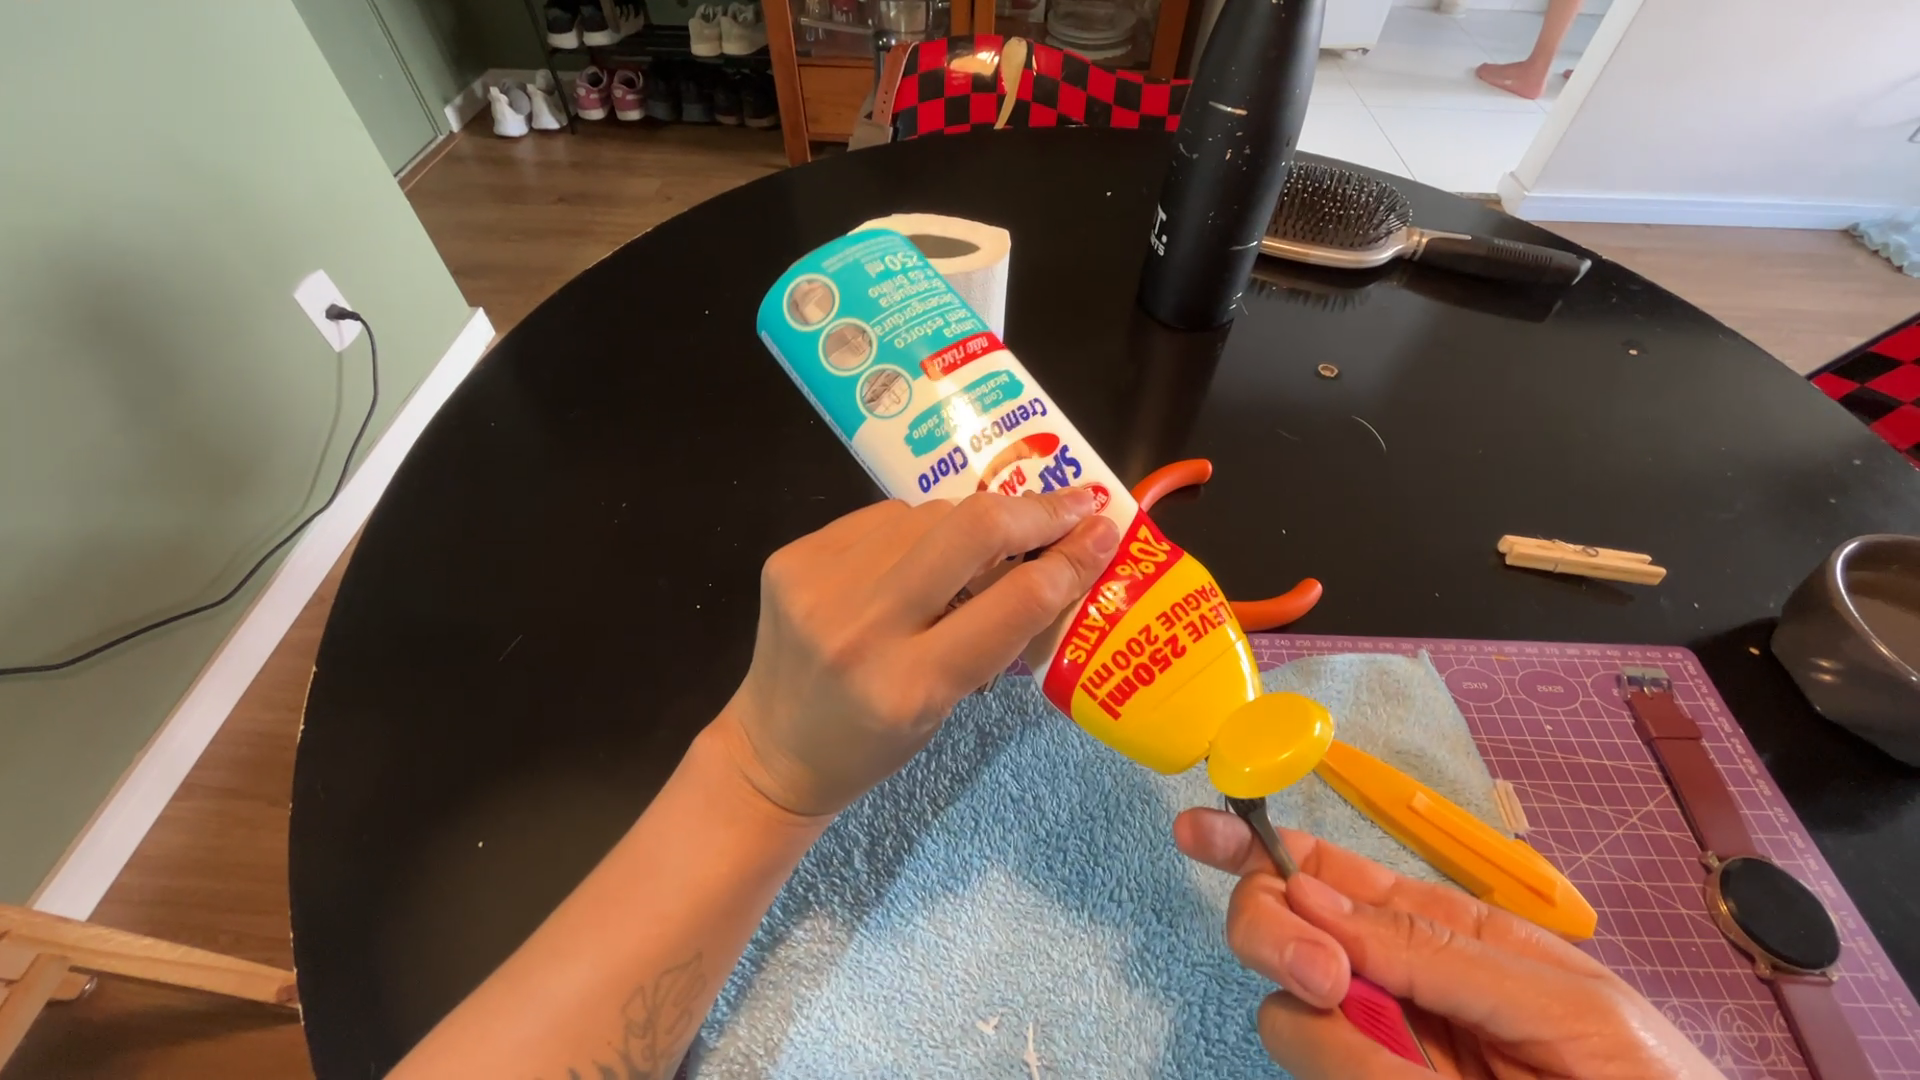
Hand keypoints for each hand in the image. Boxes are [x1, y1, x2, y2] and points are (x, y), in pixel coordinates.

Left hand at [712, 490, 1119, 817]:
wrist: (772, 747)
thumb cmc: (873, 743)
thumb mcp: (947, 706)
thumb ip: (997, 632)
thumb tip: (1056, 555)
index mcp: (910, 687)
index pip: (1012, 605)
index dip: (1070, 561)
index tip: (1104, 531)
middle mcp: (861, 628)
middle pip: (971, 531)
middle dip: (1035, 509)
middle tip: (1075, 502)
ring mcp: (818, 584)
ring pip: (928, 513)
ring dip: (973, 520)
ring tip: (988, 540)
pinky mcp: (792, 557)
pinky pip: (882, 516)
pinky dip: (916, 528)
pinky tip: (918, 552)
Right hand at [1174, 808, 1726, 1079]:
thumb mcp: (1565, 1003)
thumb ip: (1432, 947)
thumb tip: (1305, 889)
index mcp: (1429, 928)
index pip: (1319, 868)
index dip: (1249, 843)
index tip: (1194, 832)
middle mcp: (1382, 978)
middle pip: (1276, 925)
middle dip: (1275, 934)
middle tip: (1324, 976)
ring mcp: (1372, 1047)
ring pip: (1286, 1015)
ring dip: (1334, 1038)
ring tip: (1419, 1079)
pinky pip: (1321, 1068)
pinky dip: (1355, 1075)